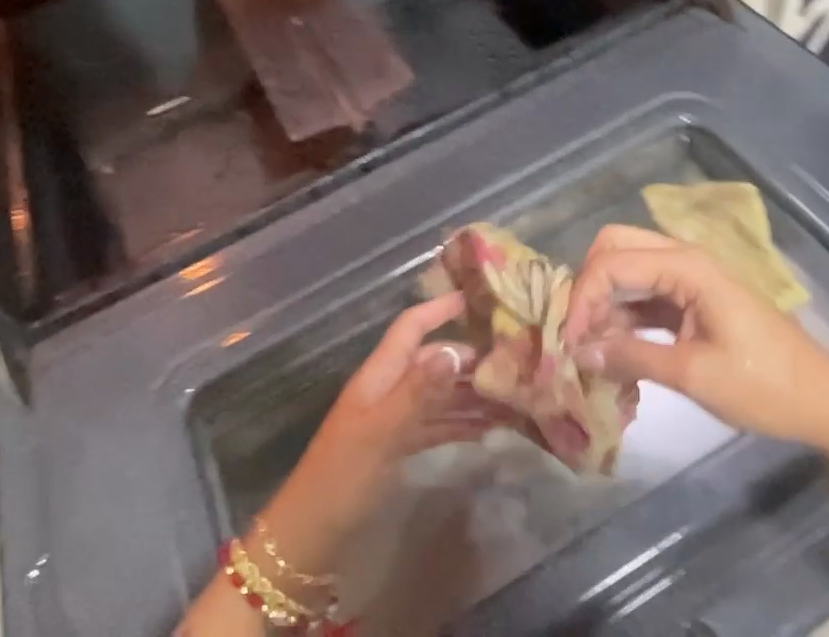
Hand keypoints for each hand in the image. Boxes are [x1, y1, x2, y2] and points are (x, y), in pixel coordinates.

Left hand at [258, 292, 495, 574]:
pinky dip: (460, 425)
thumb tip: (453, 350)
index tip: (474, 298)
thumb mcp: (382, 431)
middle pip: (432, 362)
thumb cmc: (344, 474)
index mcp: (378, 376)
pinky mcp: (398, 447)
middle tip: (514, 364)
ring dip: (471, 395)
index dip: (438, 310)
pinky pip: (435, 425)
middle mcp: (387, 389)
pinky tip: (489, 430)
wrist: (314, 531)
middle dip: (469, 359)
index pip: (410, 329)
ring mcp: (393, 419)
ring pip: (438, 395)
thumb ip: (418, 392)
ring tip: (512, 400)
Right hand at [560, 225, 828, 451]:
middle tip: (578, 332)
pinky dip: (622, 313)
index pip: (612, 263)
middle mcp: (684, 260)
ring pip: (627, 269)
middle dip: (588, 285)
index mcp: (687, 267)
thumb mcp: (694, 375)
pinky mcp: (692, 300)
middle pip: (615, 247)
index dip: (583, 298)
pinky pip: (643, 293)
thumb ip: (632, 357)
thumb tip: (580, 352)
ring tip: (591, 347)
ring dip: (603, 300)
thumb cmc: (765, 387)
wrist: (824, 402)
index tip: (572, 343)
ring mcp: (689, 278)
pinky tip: (614, 347)